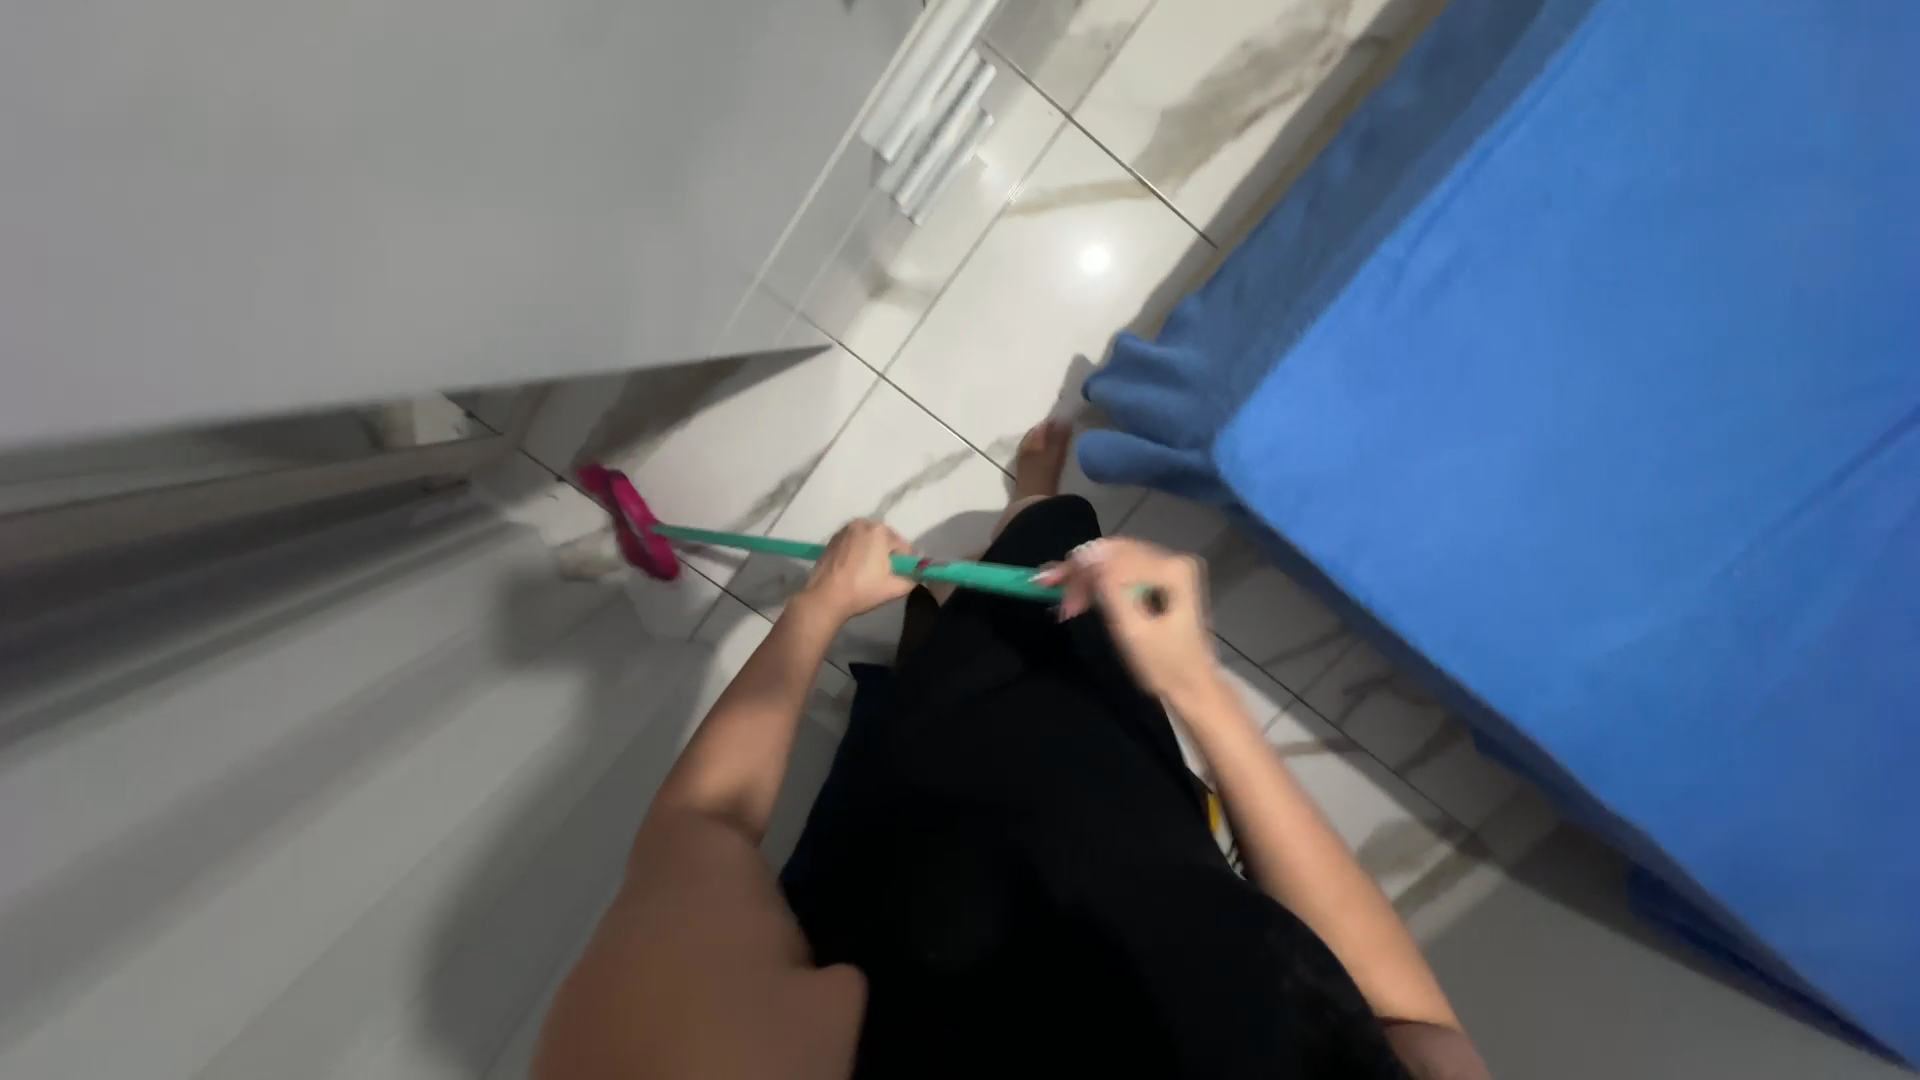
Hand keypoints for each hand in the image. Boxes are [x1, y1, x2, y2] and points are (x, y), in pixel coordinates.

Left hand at [797, 519, 915, 621]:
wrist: (825, 597)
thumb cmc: (862, 590)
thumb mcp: (896, 589)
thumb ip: (913, 578)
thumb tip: (915, 574)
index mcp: (880, 531)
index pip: (903, 546)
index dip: (903, 564)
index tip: (895, 577)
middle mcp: (863, 523)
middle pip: (885, 540)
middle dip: (886, 555)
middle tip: (880, 576)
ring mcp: (845, 529)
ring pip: (868, 540)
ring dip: (871, 552)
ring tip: (864, 573)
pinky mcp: (832, 538)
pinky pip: (853, 542)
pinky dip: (856, 552)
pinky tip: (851, 569)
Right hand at [1035, 538, 1220, 701]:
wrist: (1192, 686)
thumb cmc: (1163, 665)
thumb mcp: (1131, 630)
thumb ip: (1108, 589)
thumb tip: (1084, 554)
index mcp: (1172, 570)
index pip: (1113, 559)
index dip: (1079, 571)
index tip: (1050, 588)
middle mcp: (1173, 559)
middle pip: (1112, 554)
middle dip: (1078, 571)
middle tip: (1045, 584)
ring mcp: (1168, 567)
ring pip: (1112, 560)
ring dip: (1084, 576)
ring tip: (1056, 588)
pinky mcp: (1161, 576)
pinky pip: (1121, 568)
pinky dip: (1098, 580)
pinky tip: (1076, 589)